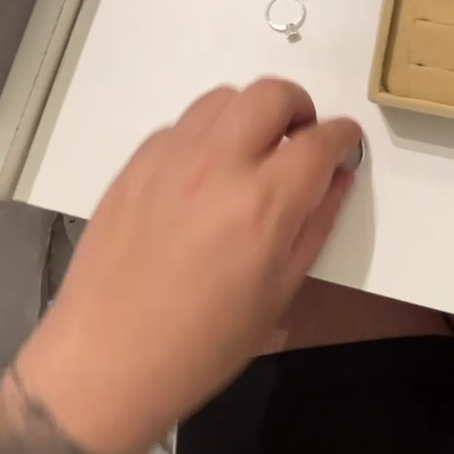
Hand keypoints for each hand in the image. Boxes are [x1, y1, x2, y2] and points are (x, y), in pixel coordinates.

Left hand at [13, 78, 361, 453]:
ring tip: (251, 151)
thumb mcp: (279, 292)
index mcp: (262, 204)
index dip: (344, 136)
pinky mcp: (136, 161)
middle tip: (299, 140)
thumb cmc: (204, 342)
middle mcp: (218, 165)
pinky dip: (208, 134)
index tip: (346, 142)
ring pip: (224, 97)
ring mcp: (171, 157)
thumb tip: (338, 179)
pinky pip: (183, 123)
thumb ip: (315, 224)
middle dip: (299, 107)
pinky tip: (204, 173)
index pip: (320, 141)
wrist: (106, 358)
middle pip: (272, 94)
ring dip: (250, 113)